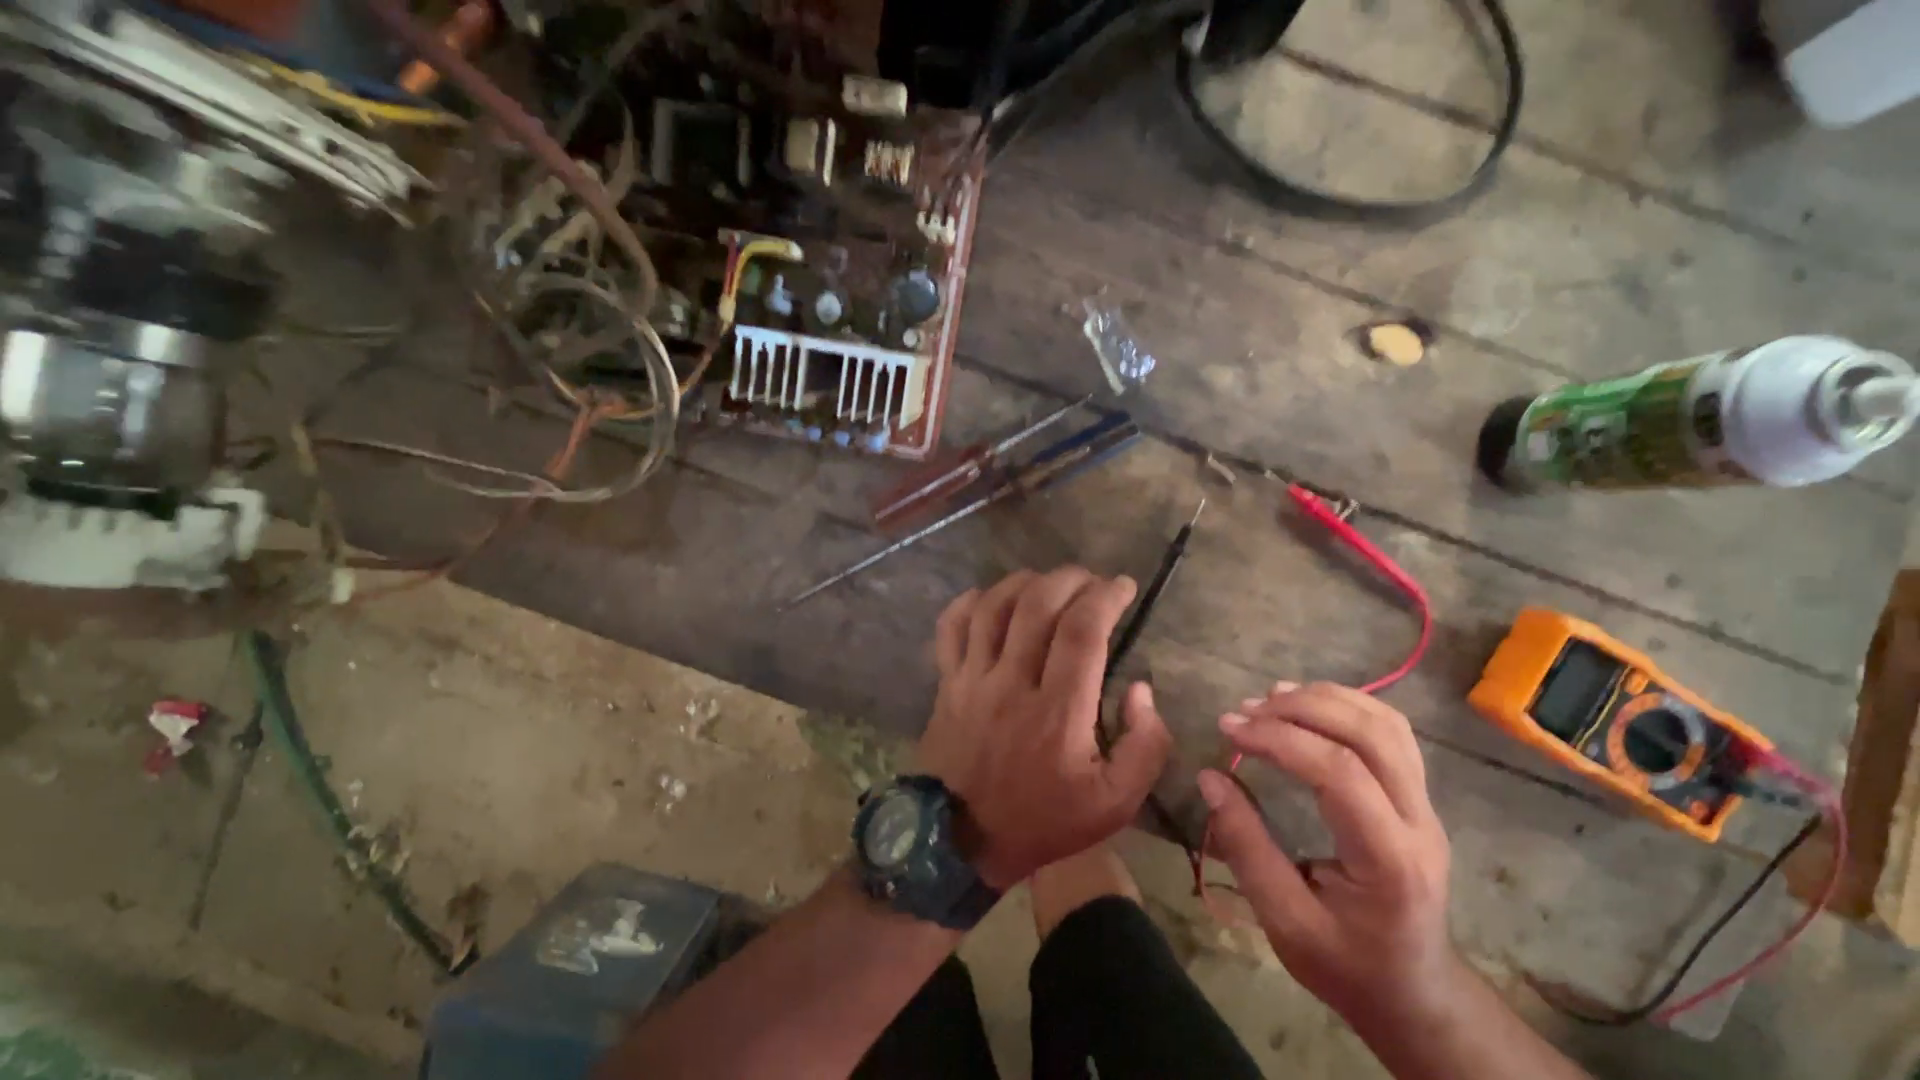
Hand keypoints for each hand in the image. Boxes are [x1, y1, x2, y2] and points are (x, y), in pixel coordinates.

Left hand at [917, 568, 1172, 890]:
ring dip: (1025, 583)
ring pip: (993, 607)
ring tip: (1049, 583)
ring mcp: (971, 681)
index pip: (1082, 631)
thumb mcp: (1114, 804)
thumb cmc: (1042, 823)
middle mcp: (1011, 684)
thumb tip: (1140, 689)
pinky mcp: (946, 686)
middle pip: (1037, 605)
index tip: (1124, 587)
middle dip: (1071, 580)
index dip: (1106, 597)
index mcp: (1058, 711)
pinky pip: (950, 629)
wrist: (959, 845)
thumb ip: (1144, 746)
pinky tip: (990, 599)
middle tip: (1092, 582)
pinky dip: (970, 603)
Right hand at [1197, 682, 1465, 1033]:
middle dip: (1304, 708)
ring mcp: (1427, 807)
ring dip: (1328, 700)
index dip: (1280, 739)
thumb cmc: (1344, 965)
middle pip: (1373, 735)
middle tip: (1246, 709)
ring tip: (1271, 697)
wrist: (1411, 992)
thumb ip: (1247, 847)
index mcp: (1389, 859)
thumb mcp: (1285, 921)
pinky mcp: (1420, 799)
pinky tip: (1309, 707)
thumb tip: (1210, 778)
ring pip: (1388, 725)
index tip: (1228, 728)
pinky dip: (1349, 708)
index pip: (1340, 772)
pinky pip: (1393, 735)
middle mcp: (1419, 822)